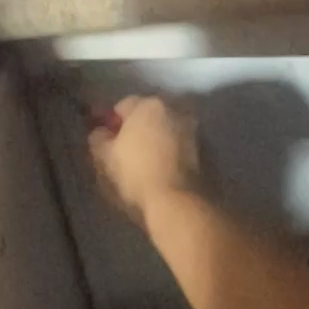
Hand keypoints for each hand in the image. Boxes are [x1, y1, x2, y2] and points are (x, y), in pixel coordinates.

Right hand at [88, 96, 198, 221]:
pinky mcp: (210, 151)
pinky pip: (185, 147)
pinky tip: (168, 172)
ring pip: (171, 130)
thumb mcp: (105, 158)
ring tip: (149, 163)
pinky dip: (176, 153)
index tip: (107, 139)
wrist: (180, 203)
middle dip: (139, 128)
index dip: (112, 122)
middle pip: (151, 115)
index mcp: (149, 105)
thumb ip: (99, 138)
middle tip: (127, 152)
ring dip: (160, 140)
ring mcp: (196, 130)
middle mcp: (177, 110)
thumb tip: (102, 132)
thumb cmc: (136, 176)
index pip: (124, 105)